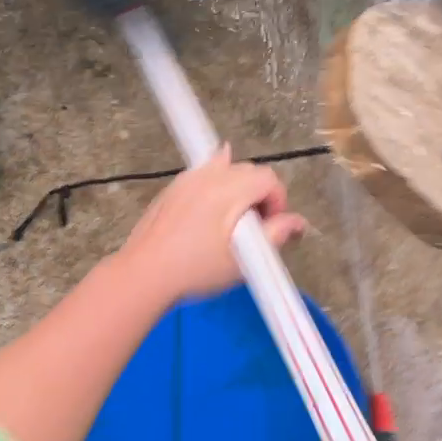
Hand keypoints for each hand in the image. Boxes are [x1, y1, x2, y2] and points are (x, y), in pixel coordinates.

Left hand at [115, 145, 306, 301]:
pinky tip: (214, 199)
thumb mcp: (244, 259)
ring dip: (237, 188)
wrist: (145, 271)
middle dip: (259, 194)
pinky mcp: (171, 189)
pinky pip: (201, 174)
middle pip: (247, 170)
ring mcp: (185, 179)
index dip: (278, 201)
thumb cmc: (197, 269)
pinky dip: (215, 182)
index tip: (272, 228)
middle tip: (255, 228)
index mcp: (227, 189)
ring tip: (234, 219)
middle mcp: (206, 176)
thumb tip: (296, 221)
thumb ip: (274, 235)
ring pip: (223, 169)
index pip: (267, 178)